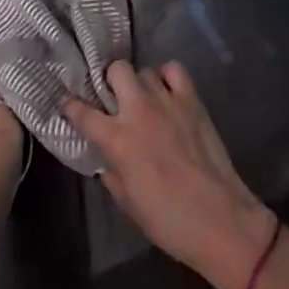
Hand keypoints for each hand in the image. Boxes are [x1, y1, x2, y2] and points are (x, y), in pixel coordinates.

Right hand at [63, 60, 276, 288]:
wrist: (220, 219)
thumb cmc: (167, 219)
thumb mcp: (126, 202)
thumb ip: (111, 171)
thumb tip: (107, 156)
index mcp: (117, 138)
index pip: (81, 112)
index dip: (70, 106)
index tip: (68, 105)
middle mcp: (138, 110)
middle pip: (116, 70)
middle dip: (110, 81)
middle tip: (114, 99)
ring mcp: (167, 100)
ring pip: (144, 69)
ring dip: (139, 83)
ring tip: (144, 99)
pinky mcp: (192, 100)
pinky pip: (174, 70)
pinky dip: (167, 76)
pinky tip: (167, 92)